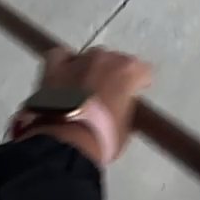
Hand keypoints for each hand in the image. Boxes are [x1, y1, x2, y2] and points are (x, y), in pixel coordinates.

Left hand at [32, 46, 152, 158]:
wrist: (65, 144)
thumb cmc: (103, 138)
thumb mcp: (126, 126)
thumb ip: (126, 106)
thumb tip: (121, 103)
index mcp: (129, 70)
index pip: (143, 70)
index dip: (140, 83)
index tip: (135, 95)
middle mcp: (106, 58)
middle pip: (116, 60)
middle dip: (115, 74)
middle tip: (109, 94)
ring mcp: (80, 60)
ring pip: (91, 56)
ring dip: (92, 68)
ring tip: (86, 87)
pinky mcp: (55, 67)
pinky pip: (62, 55)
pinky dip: (66, 62)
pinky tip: (66, 73)